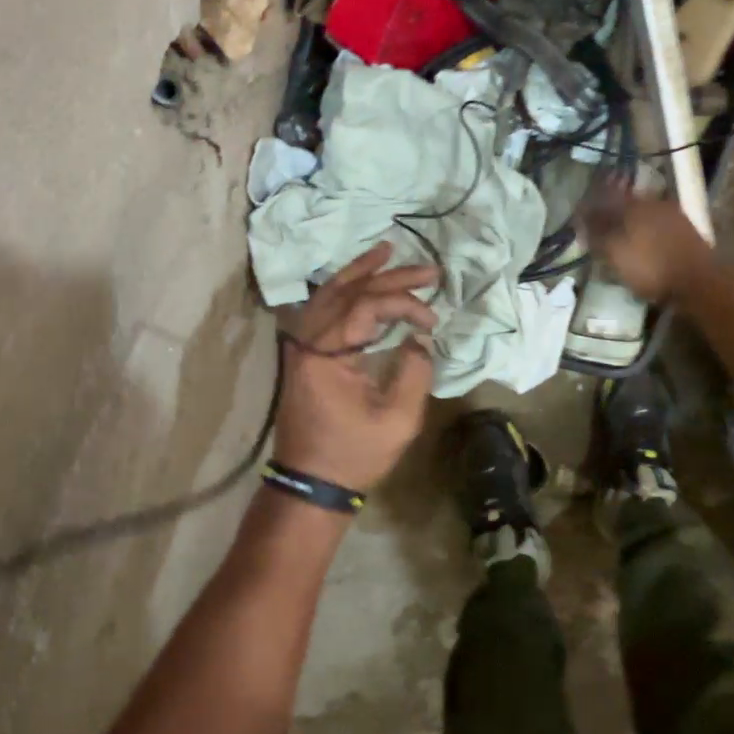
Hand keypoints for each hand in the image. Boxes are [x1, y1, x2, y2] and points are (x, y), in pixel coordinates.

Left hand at [271, 244, 437, 492]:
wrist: (310, 482)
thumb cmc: (355, 453)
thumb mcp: (398, 418)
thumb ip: (414, 371)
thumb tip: (418, 338)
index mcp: (326, 354)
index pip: (366, 305)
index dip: (404, 303)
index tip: (432, 321)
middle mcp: (307, 340)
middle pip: (347, 291)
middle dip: (390, 277)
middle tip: (428, 270)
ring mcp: (301, 345)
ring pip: (328, 293)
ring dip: (361, 272)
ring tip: (387, 251)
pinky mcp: (304, 353)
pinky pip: (322, 308)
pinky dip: (344, 289)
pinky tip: (361, 281)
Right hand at [580, 182, 714, 302]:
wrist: (700, 281)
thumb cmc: (651, 267)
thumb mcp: (616, 253)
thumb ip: (597, 234)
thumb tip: (581, 219)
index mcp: (635, 204)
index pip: (608, 198)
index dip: (593, 209)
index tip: (583, 220)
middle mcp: (656, 203)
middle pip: (628, 206)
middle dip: (614, 216)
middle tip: (603, 232)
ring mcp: (675, 216)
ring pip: (646, 217)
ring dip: (633, 227)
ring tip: (624, 244)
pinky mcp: (689, 232)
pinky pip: (661, 229)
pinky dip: (650, 236)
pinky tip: (647, 249)